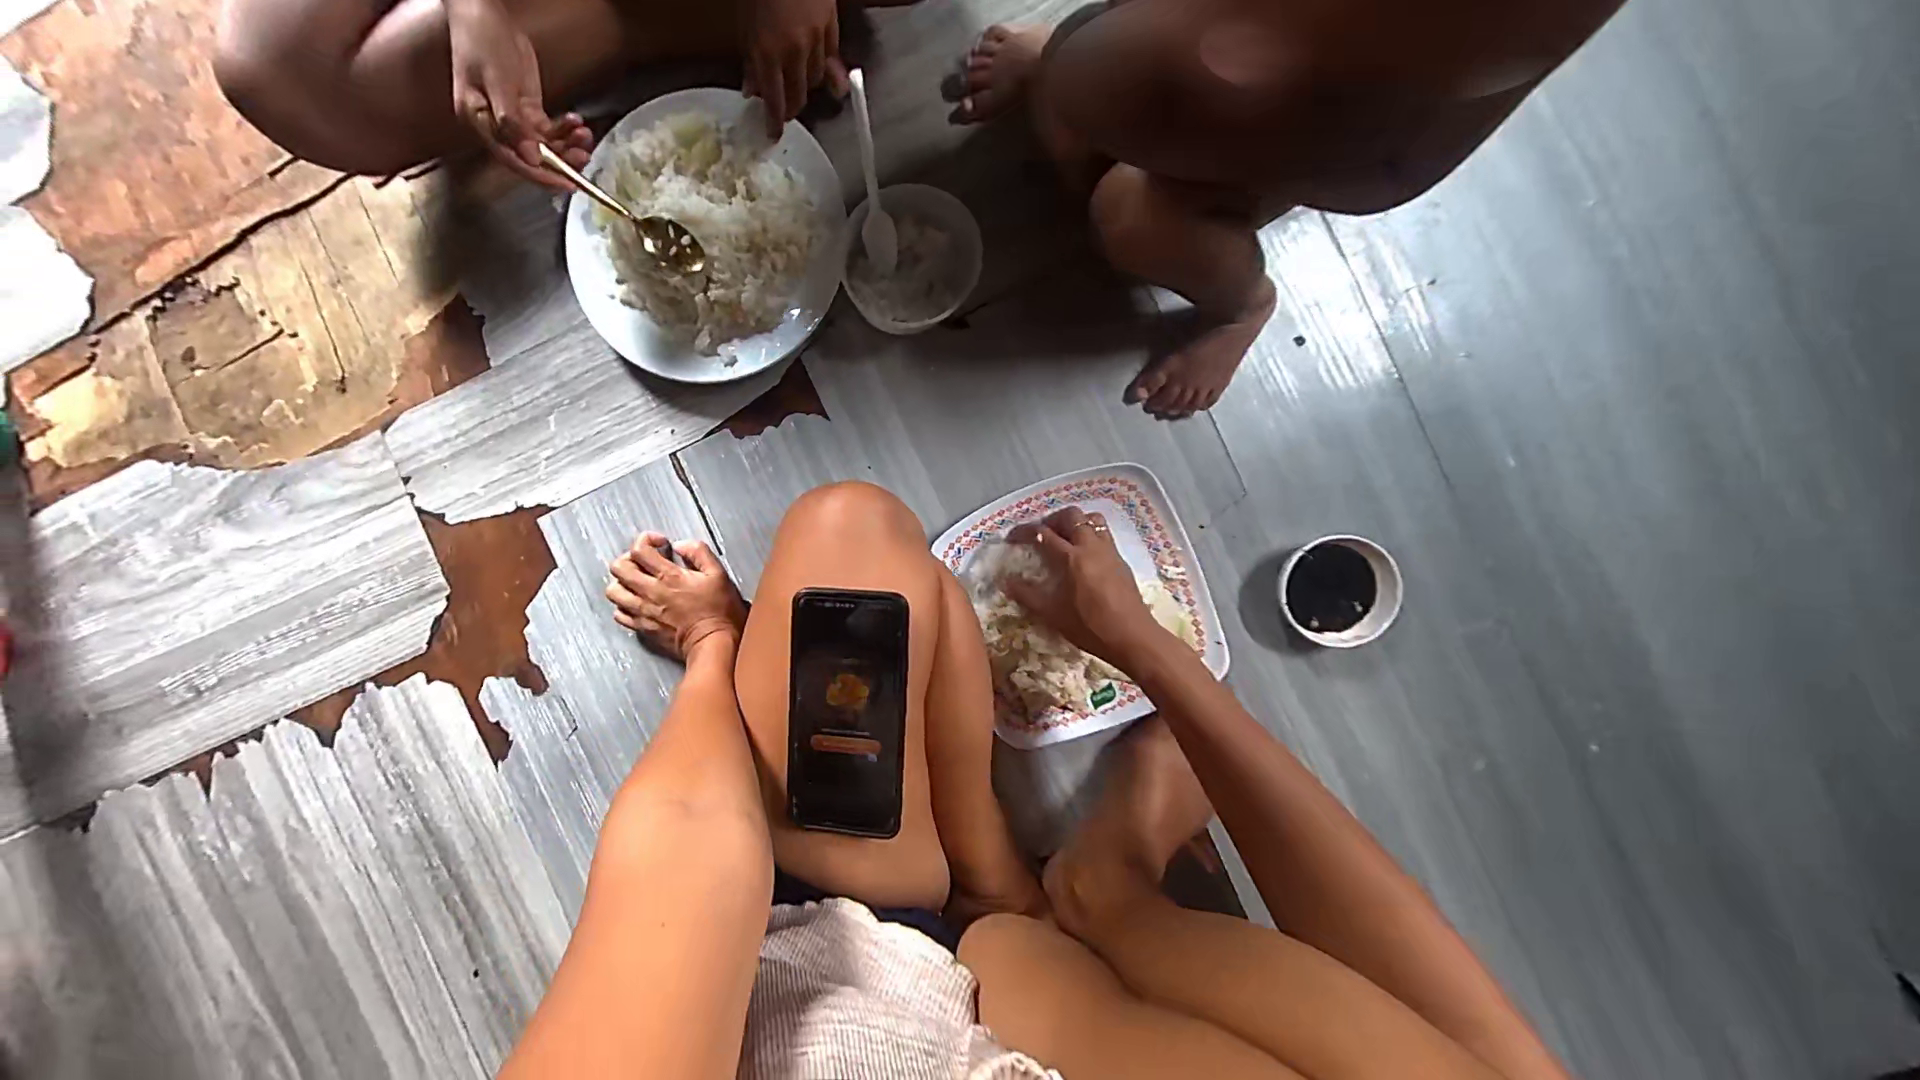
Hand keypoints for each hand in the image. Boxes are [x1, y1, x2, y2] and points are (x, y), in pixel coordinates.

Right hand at [448, 0, 592, 187]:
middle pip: (534, 158)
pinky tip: (578, 122)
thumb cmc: (480, 41)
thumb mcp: (496, 82)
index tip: (568, 184)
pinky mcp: (528, 111)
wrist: (483, 12)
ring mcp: (514, 120)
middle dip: (562, 161)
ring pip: (547, 146)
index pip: (514, 162)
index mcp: (480, 124)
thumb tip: (531, 157)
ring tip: (584, 134)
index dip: (543, 176)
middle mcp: (498, 127)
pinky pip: (551, 131)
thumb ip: (512, 122)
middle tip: (583, 154)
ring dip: (568, 145)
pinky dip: (566, 130)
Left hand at [606, 532, 748, 660]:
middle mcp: (651, 592)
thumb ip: (699, 553)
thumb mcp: (718, 575)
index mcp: (670, 576)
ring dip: (623, 582)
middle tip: (645, 561)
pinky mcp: (642, 628)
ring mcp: (643, 611)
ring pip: (613, 591)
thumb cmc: (719, 612)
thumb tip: (681, 545)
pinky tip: (638, 602)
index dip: (647, 540)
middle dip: (629, 558)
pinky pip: (619, 614)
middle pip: (619, 568)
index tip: (660, 544)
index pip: (640, 550)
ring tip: (637, 581)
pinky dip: (624, 605)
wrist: (713, 644)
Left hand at [742, 0, 849, 135]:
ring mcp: (816, 41)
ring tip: (796, 78)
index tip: (773, 134)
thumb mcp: (744, 23)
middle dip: (792, 106)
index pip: (774, 100)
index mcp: (768, 52)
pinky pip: (829, 58)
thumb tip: (751, 90)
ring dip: (805, 83)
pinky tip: (813, 61)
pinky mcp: (831, 28)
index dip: (775, 121)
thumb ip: (750, 58)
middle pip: (799, 97)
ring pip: (814, 80)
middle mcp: (794, 52)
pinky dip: (822, 65)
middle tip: (784, 108)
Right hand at [1004, 507, 1162, 670]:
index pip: (1043, 534)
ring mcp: (1109, 551)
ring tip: (1064, 537)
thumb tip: (1007, 582)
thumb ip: (1028, 595)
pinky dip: (1090, 533)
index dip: (1024, 531)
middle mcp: (1091, 547)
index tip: (1012, 537)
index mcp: (1071, 558)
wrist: (1132, 637)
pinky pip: (1104, 534)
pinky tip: (1084, 554)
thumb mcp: (1053, 614)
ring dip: (1075, 522)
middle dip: (1052, 519)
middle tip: (1041, 534)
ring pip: (1092, 519)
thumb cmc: (1090, 627)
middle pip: (1071, 516)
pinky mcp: (1121, 560)